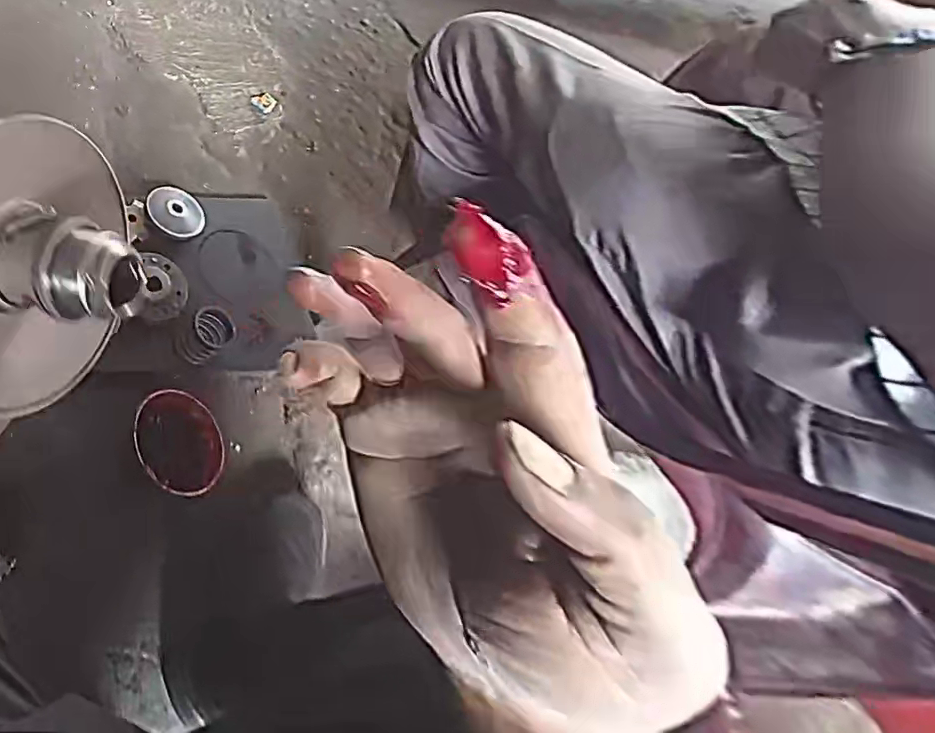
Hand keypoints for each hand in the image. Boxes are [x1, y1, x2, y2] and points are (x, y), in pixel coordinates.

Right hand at [285, 206, 726, 732]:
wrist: (529, 683)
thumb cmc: (604, 644)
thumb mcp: (637, 609)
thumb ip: (596, 524)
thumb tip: (518, 444)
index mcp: (557, 436)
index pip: (537, 354)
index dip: (511, 300)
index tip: (483, 251)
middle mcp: (484, 411)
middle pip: (441, 334)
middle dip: (398, 296)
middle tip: (355, 269)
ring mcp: (424, 422)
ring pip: (381, 349)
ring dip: (344, 317)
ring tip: (308, 292)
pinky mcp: (376, 441)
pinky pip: (342, 393)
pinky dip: (316, 371)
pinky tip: (298, 368)